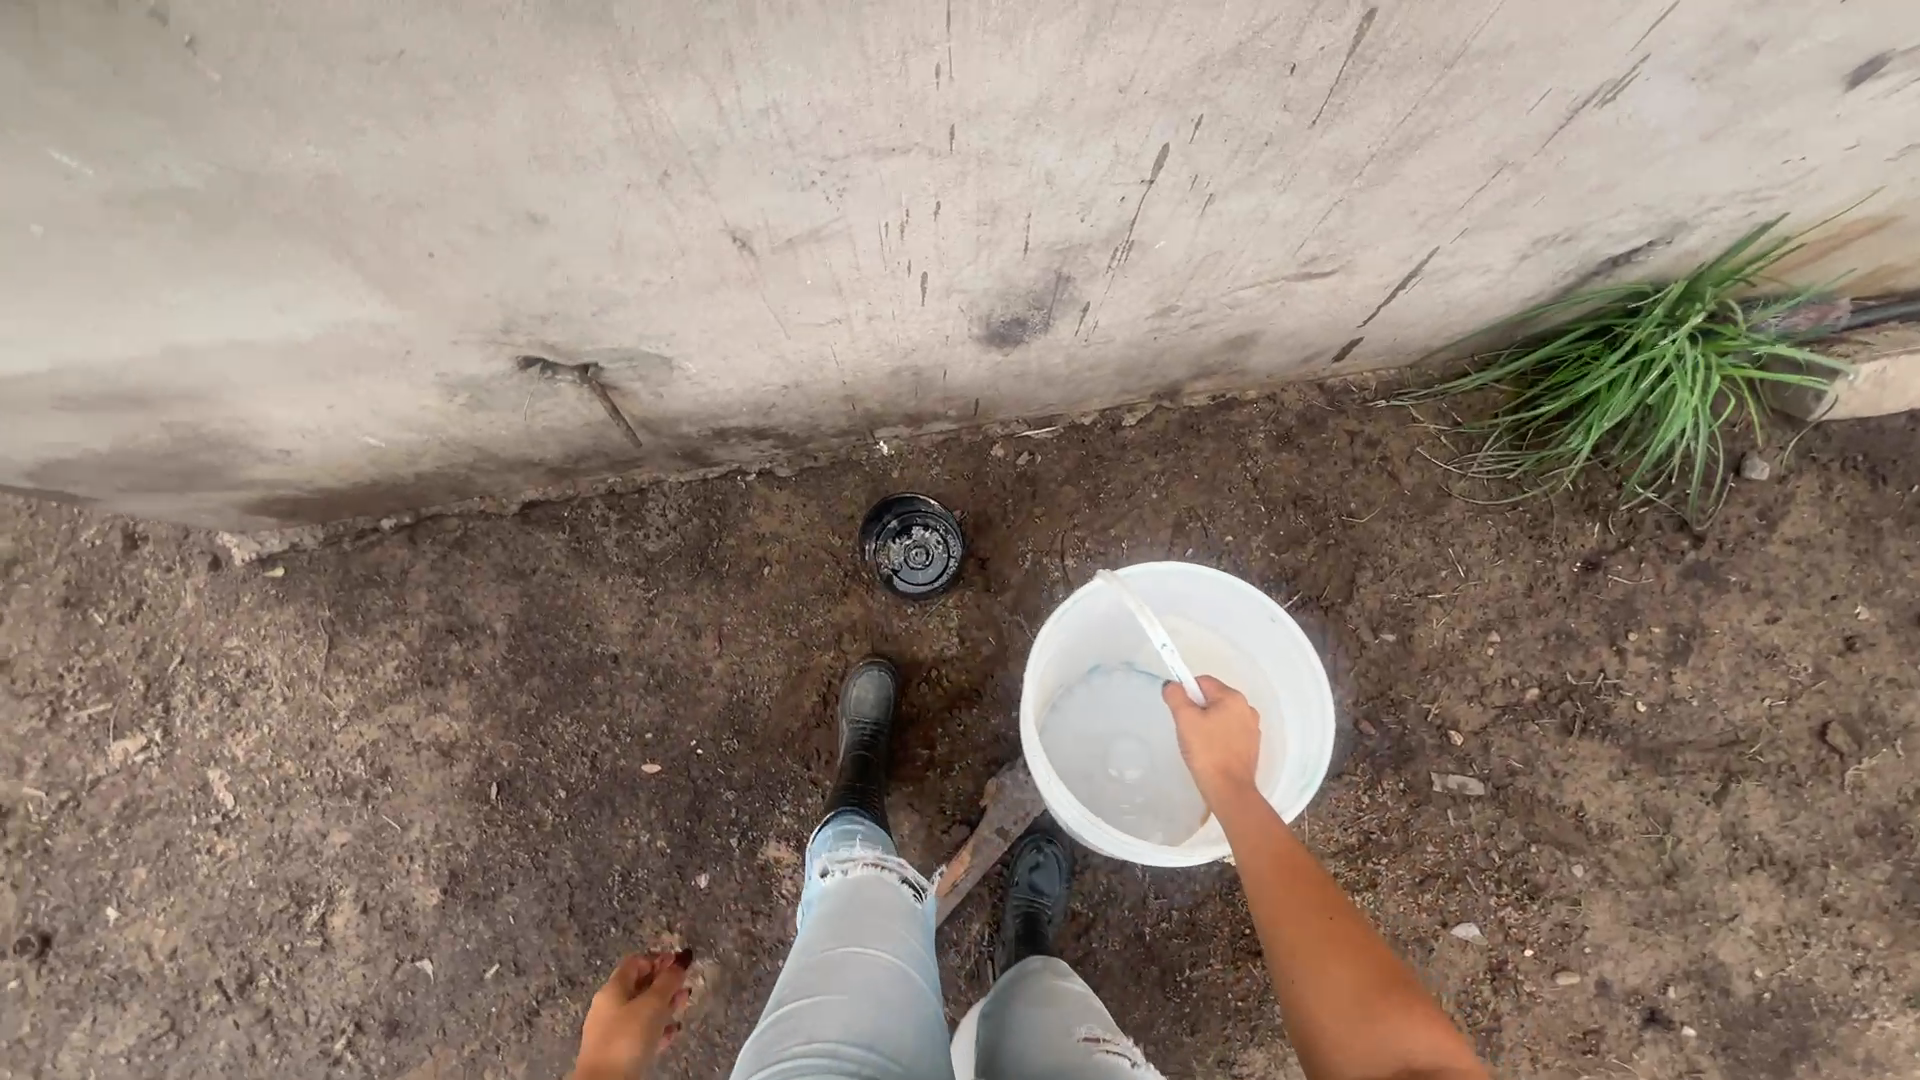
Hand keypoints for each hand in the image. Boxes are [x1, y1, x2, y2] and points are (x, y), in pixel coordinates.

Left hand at [571, 949, 692, 1079]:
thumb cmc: (627, 1036)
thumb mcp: (653, 1003)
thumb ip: (668, 981)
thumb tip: (680, 961)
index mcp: (612, 989)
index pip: (635, 962)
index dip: (658, 959)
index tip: (679, 963)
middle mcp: (609, 1007)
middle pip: (639, 985)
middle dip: (664, 983)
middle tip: (685, 984)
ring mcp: (612, 1031)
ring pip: (642, 1010)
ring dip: (664, 1004)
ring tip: (684, 1004)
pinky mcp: (618, 1052)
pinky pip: (640, 1033)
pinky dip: (657, 1028)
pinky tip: (673, 1032)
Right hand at [1162, 676, 1261, 808]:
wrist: (1229, 789)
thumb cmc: (1206, 751)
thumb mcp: (1184, 719)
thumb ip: (1175, 695)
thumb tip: (1172, 684)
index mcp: (1233, 697)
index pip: (1202, 681)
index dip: (1186, 693)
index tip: (1180, 712)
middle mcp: (1247, 708)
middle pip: (1212, 698)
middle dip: (1197, 709)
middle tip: (1187, 729)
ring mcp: (1252, 728)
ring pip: (1221, 715)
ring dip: (1207, 723)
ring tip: (1198, 742)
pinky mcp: (1251, 745)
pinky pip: (1229, 731)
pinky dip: (1218, 736)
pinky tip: (1210, 751)